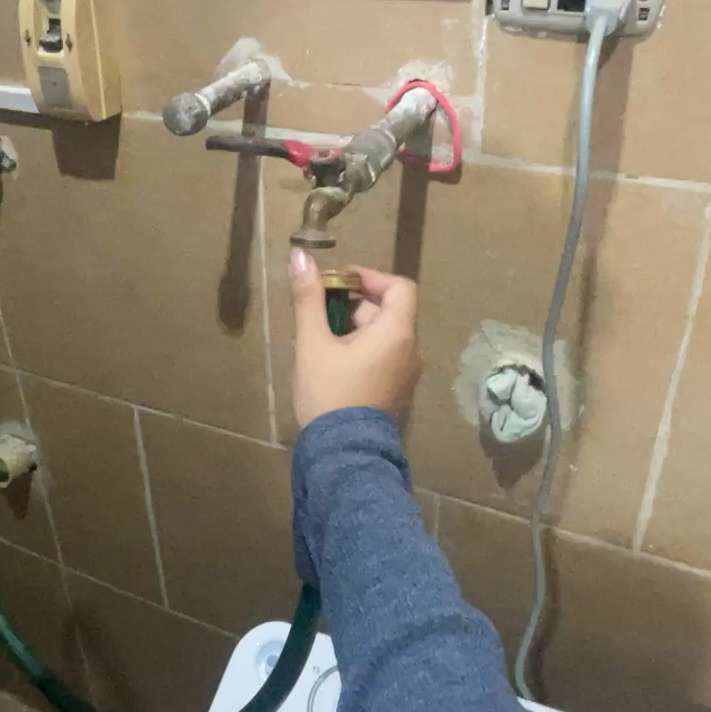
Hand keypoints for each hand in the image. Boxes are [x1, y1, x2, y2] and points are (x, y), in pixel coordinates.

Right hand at [288, 249, 421, 427]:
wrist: (343, 455)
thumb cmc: (330, 393)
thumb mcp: (313, 343)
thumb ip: (308, 298)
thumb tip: (300, 256)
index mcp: (398, 333)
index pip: (399, 287)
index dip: (371, 277)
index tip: (340, 283)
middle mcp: (410, 349)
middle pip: (388, 310)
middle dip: (354, 305)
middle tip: (320, 316)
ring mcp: (407, 373)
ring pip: (384, 335)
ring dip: (355, 329)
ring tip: (320, 342)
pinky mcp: (397, 391)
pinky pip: (384, 356)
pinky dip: (362, 349)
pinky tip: (333, 364)